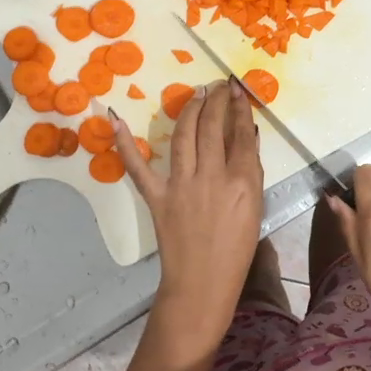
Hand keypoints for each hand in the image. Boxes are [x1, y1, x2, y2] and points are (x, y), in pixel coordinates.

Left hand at [114, 80, 262, 355]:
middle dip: (215, 101)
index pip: (241, 132)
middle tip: (217, 87)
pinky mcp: (156, 197)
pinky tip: (114, 119)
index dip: (239, 107)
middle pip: (212, 127)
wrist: (203, 283)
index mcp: (242, 181)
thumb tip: (247, 137)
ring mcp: (181, 185)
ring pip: (184, 135)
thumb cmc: (236, 250)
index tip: (236, 90)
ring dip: (190, 110)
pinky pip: (138, 166)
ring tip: (196, 95)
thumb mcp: (255, 208)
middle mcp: (212, 176)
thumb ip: (251, 171)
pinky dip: (124, 143)